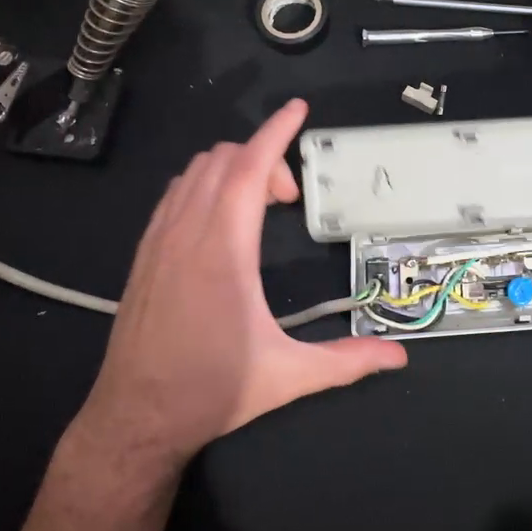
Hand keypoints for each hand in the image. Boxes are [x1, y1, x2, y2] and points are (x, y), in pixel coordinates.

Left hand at [68, 99, 406, 471]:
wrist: (133, 420)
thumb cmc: (211, 391)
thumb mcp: (286, 376)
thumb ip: (345, 360)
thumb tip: (398, 358)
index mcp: (224, 251)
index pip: (249, 168)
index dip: (275, 132)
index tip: (298, 110)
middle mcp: (188, 233)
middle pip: (223, 159)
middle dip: (263, 157)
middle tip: (289, 199)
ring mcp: (159, 241)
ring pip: (194, 171)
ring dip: (231, 168)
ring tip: (258, 207)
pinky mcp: (143, 254)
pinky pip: (174, 194)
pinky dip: (203, 184)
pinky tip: (220, 219)